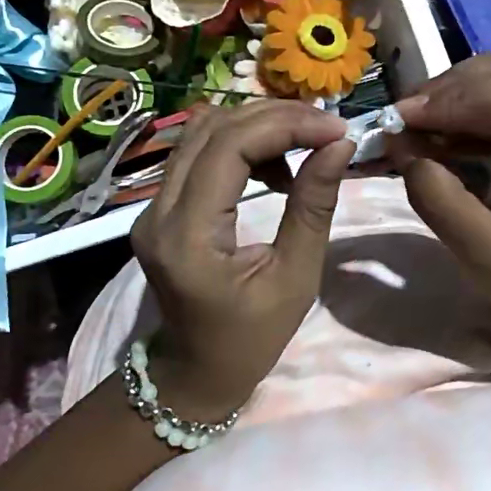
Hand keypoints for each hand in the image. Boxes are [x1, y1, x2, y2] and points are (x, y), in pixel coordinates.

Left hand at [131, 100, 353, 416]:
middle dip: (276, 118)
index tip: (337, 129)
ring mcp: (151, 207)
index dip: (286, 126)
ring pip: (202, 133)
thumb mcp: (295, 279)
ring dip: (257, 126)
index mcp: (188, 236)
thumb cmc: (250, 339)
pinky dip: (240, 144)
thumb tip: (340, 146)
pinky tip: (274, 166)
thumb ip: (313, 207)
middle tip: (327, 129)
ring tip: (305, 143)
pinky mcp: (157, 207)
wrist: (196, 372)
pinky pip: (197, 153)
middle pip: (212, 129)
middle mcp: (157, 212)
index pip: (230, 148)